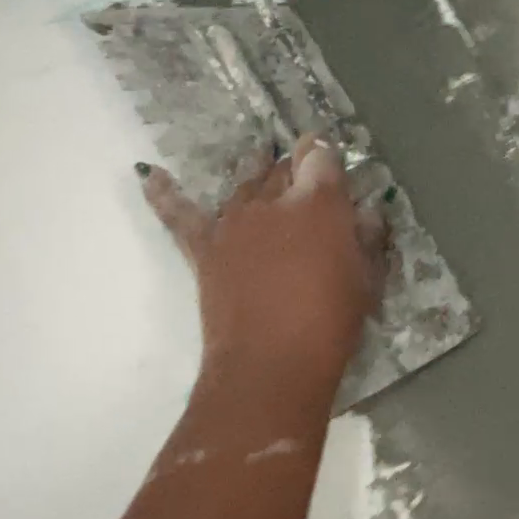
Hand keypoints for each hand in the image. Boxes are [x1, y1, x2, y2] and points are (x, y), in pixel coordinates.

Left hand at [139, 134, 386, 386]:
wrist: (271, 363)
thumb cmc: (332, 321)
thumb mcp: (367, 277)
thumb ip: (367, 237)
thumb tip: (367, 211)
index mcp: (319, 204)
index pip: (322, 157)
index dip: (329, 155)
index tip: (336, 161)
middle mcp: (273, 201)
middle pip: (284, 166)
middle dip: (299, 165)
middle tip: (311, 173)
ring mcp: (233, 222)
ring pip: (244, 181)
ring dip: (257, 169)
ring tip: (262, 157)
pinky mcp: (204, 246)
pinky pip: (179, 213)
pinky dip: (164, 193)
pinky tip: (150, 174)